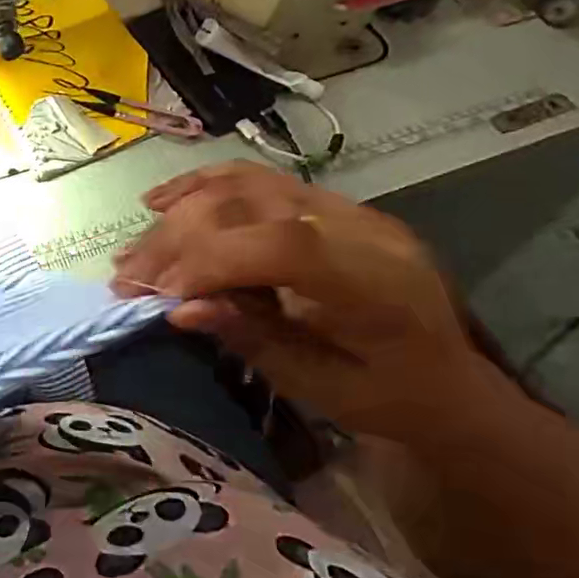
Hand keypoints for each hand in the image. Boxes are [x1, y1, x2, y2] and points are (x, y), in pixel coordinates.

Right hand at [112, 161, 512, 443]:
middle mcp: (362, 228)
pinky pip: (256, 178)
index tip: (160, 296)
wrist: (449, 378)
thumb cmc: (390, 399)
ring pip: (246, 183)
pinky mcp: (328, 201)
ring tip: (135, 249)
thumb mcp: (323, 391)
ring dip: (180, 212)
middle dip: (179, 241)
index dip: (213, 260)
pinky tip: (161, 201)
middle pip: (253, 206)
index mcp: (377, 284)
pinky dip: (202, 186)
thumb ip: (255, 341)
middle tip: (129, 279)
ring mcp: (345, 206)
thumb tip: (180, 310)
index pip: (286, 244)